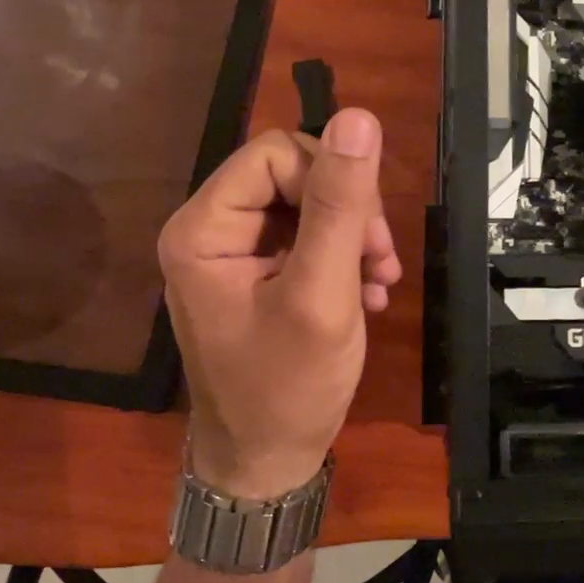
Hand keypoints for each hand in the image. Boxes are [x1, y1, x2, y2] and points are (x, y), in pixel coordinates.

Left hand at [158, 109, 402, 499]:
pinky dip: (344, 254)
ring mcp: (233, 251)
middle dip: (348, 210)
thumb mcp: (321, 294)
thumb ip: (340, 206)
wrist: (266, 466)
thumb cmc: (286, 387)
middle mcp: (210, 229)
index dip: (331, 179)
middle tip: (380, 260)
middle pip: (294, 172)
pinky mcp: (256, 270)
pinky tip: (368, 290)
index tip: (365, 234)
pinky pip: (308, 232)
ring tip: (379, 280)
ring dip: (354, 234)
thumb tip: (358, 116)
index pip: (277, 152)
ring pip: (309, 200)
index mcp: (203, 228)